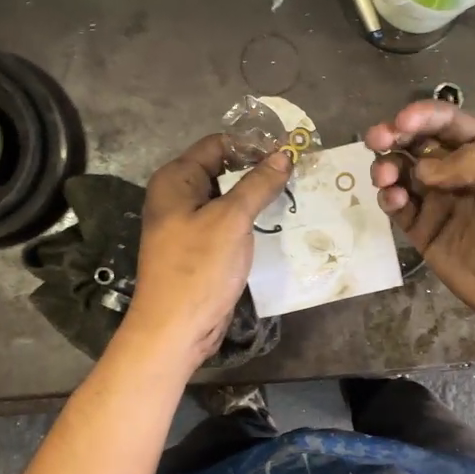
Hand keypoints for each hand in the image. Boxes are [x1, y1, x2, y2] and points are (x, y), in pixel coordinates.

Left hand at [122, 135, 290, 362]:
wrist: (175, 328)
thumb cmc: (198, 268)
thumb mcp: (232, 220)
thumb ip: (257, 185)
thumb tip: (283, 156)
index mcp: (176, 180)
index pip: (218, 144)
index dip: (252, 144)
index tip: (289, 151)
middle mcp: (178, 197)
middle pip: (223, 170)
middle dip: (259, 170)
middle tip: (299, 173)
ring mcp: (188, 225)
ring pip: (228, 200)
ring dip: (257, 198)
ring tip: (295, 196)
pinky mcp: (200, 250)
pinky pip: (228, 225)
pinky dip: (250, 222)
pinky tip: (277, 226)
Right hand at [367, 101, 474, 330]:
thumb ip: (471, 166)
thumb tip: (423, 167)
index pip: (448, 122)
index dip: (422, 116)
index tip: (400, 122)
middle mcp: (459, 170)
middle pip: (419, 142)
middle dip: (394, 136)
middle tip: (376, 138)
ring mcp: (439, 200)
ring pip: (403, 171)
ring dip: (387, 166)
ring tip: (384, 177)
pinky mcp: (423, 229)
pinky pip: (399, 205)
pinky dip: (390, 197)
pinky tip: (393, 200)